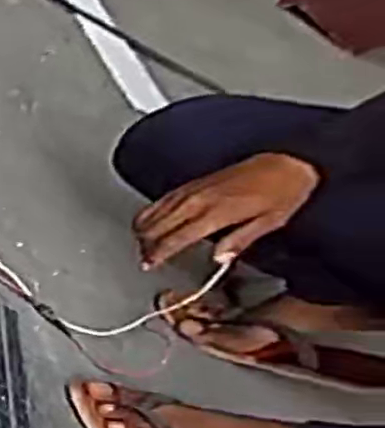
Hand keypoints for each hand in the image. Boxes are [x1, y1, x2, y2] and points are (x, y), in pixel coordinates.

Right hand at [133, 152, 319, 268]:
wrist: (285, 162)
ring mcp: (186, 194)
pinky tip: (146, 226)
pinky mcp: (183, 188)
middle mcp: (194, 203)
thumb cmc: (283, 192)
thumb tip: (220, 258)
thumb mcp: (272, 220)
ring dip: (142, 234)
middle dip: (146, 247)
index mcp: (216, 214)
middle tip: (146, 258)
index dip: (158, 254)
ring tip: (144, 245)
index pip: (175, 239)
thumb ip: (241, 240)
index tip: (149, 264)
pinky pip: (152, 205)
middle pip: (154, 230)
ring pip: (147, 218)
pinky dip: (144, 218)